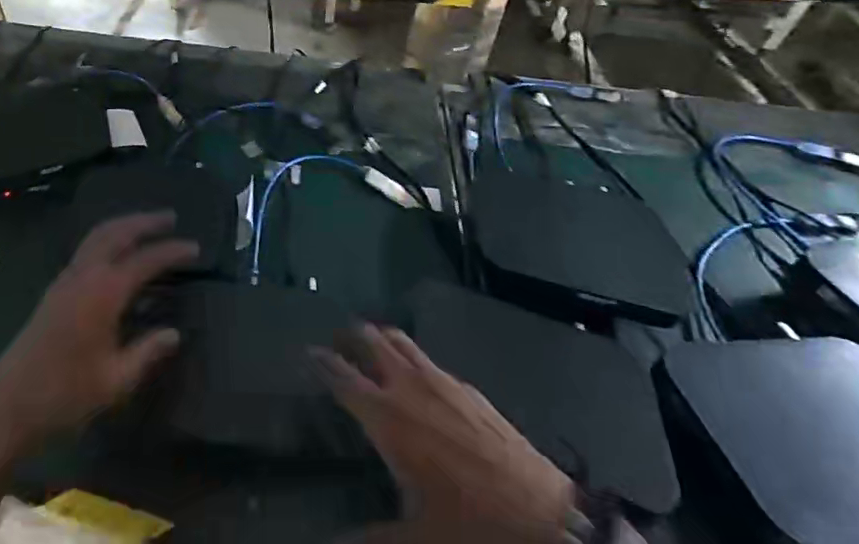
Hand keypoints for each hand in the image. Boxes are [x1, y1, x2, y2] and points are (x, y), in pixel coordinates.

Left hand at [0, 211, 197, 457]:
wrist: (10, 401)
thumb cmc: (65, 394)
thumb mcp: (115, 381)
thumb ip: (146, 352)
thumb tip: (173, 333)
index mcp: (103, 293)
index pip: (144, 261)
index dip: (171, 251)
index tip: (195, 247)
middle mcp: (83, 275)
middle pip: (115, 232)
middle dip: (143, 221)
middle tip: (170, 218)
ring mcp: (66, 279)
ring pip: (96, 236)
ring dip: (123, 225)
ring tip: (148, 227)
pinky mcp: (56, 289)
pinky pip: (86, 249)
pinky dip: (107, 239)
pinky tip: (118, 254)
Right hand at [314, 325, 574, 543]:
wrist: (550, 520)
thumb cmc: (472, 525)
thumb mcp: (418, 537)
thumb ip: (373, 538)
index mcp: (386, 417)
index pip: (341, 375)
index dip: (321, 359)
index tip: (308, 350)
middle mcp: (408, 389)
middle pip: (372, 342)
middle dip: (352, 335)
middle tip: (340, 337)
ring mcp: (443, 383)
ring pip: (403, 343)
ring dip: (383, 338)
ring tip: (374, 342)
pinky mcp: (471, 391)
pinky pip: (433, 364)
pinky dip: (416, 362)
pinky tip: (423, 382)